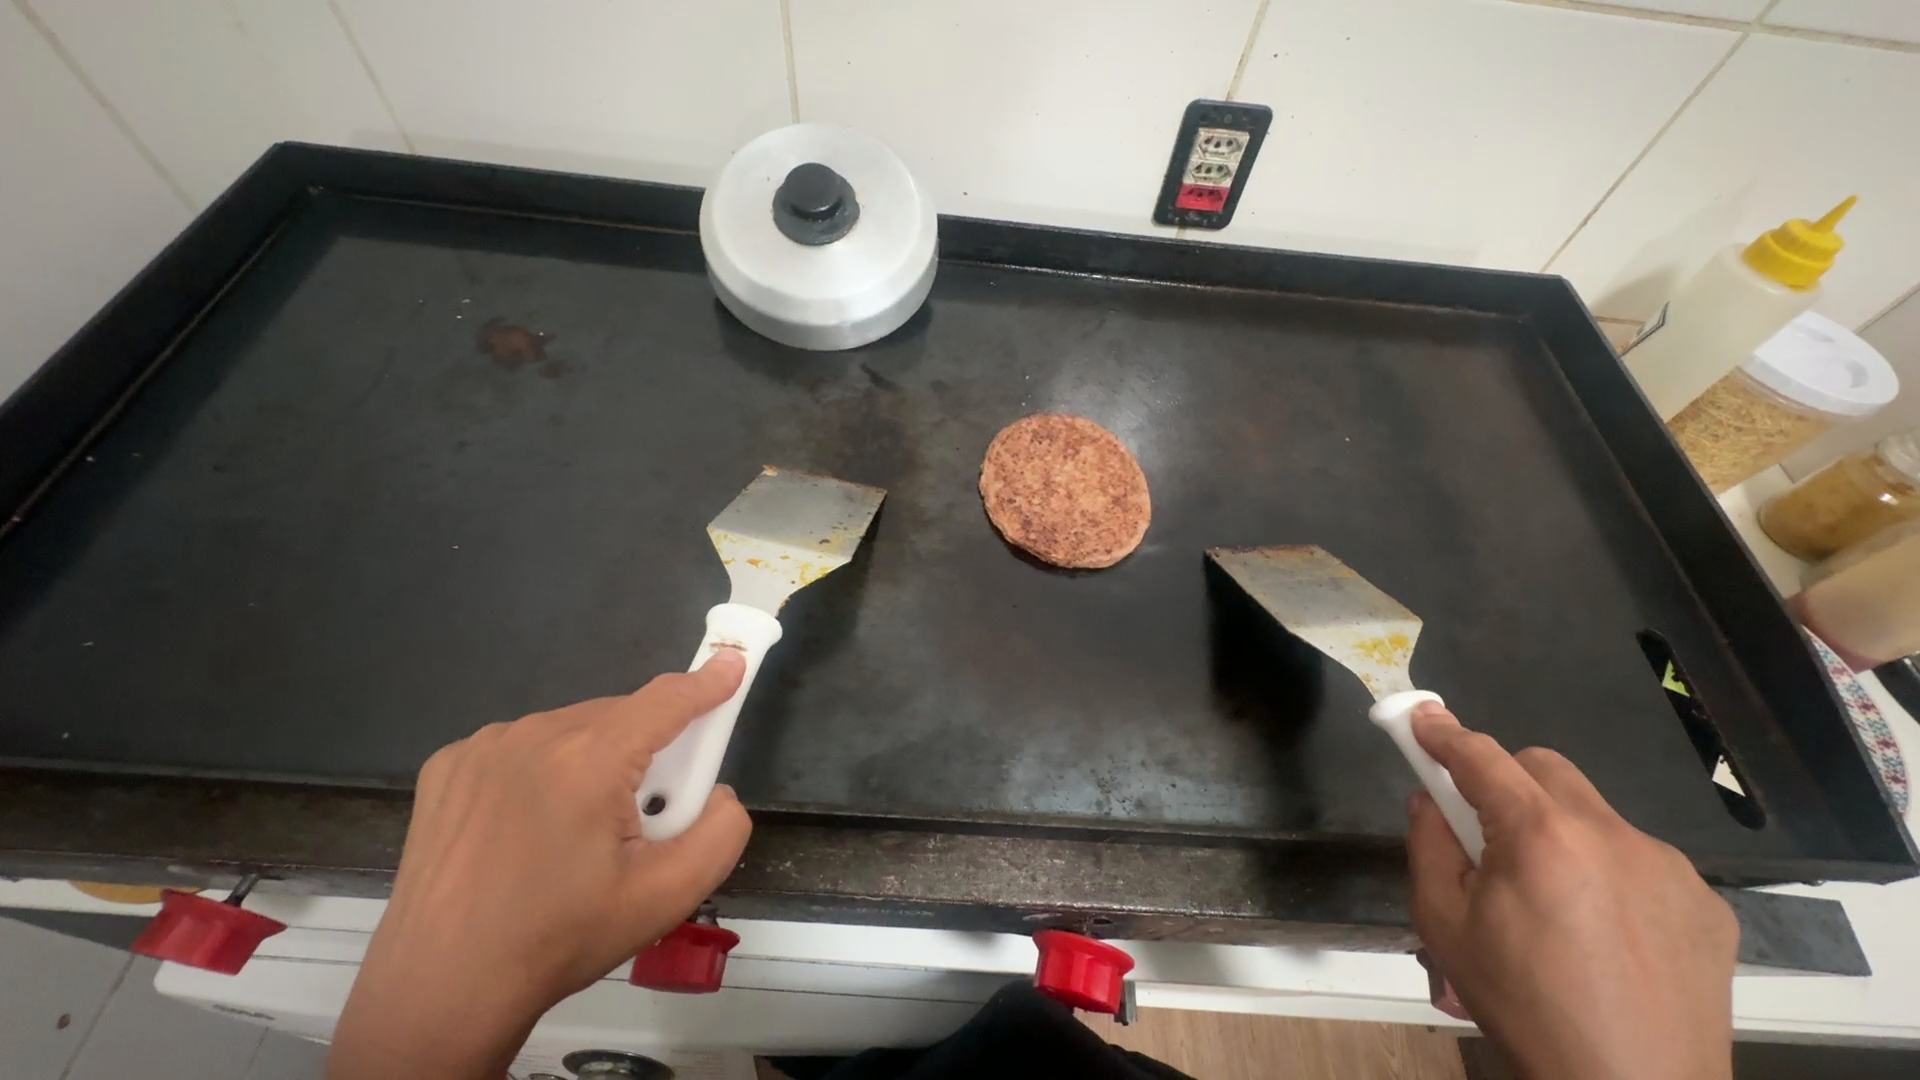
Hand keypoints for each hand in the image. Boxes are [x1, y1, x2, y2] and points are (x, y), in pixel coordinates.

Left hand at [329, 651, 753, 1079]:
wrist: (442, 990)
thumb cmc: (562, 938)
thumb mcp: (669, 896)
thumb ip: (722, 830)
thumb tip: (715, 790)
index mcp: (589, 762)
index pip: (667, 700)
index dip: (708, 682)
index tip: (734, 663)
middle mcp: (533, 735)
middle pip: (622, 716)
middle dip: (650, 747)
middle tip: (650, 810)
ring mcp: (483, 746)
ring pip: (574, 729)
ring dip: (598, 757)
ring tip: (580, 828)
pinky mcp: (448, 765)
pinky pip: (525, 745)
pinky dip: (547, 768)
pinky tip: (530, 824)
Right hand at [1406, 703, 1736, 1079]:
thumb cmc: (1521, 1002)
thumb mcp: (1442, 922)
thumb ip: (1429, 845)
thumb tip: (1431, 801)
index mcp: (1541, 837)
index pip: (1482, 758)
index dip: (1443, 732)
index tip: (1420, 716)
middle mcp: (1611, 835)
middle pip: (1544, 767)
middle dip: (1504, 776)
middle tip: (1482, 822)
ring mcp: (1668, 868)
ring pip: (1592, 813)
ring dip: (1556, 827)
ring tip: (1550, 896)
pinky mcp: (1706, 904)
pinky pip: (1639, 859)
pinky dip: (1605, 869)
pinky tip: (1601, 928)